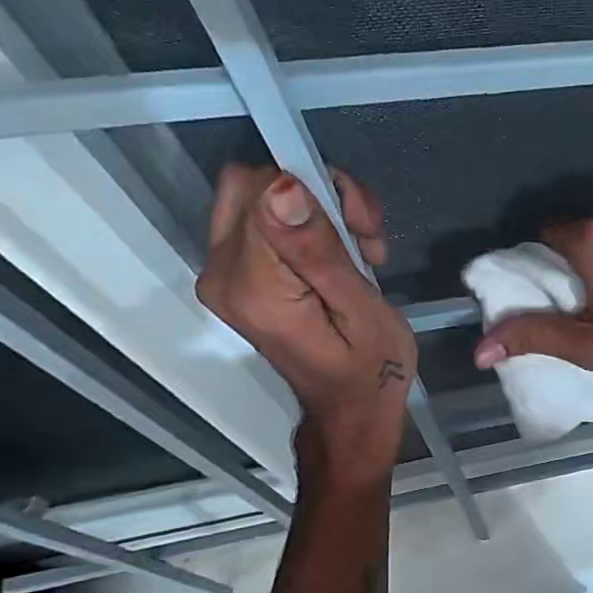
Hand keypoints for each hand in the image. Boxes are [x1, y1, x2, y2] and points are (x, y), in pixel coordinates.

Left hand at [197, 165, 412, 461]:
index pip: (264, 191)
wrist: (351, 408)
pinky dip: (310, 221)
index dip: (318, 192)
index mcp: (253, 285)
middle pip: (255, 184)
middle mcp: (221, 272)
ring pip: (262, 194)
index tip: (360, 228)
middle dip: (320, 194)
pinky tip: (345, 252)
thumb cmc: (370, 368)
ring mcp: (223, 272)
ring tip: (362, 248)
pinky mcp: (237, 272)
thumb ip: (319, 252)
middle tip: (365, 235)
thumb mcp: (362, 311)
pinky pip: (265, 217)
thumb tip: (283, 188)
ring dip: (321, 207)